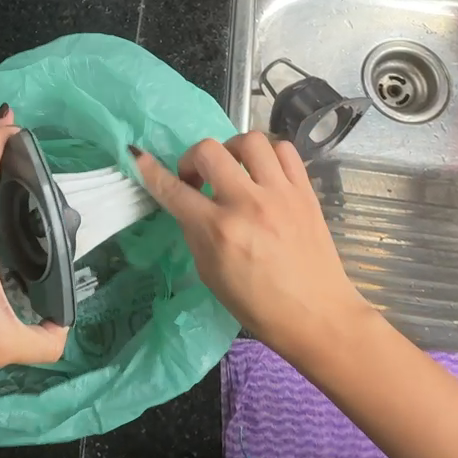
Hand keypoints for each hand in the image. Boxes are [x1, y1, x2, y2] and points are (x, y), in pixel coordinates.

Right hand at [131, 133, 374, 363]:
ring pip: (248, 140)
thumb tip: (189, 202)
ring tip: (233, 169)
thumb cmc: (258, 306)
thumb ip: (196, 231)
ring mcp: (280, 194)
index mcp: (220, 232)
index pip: (174, 191)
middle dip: (192, 159)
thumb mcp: (211, 274)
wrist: (318, 317)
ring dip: (231, 150)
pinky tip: (262, 172)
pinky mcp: (305, 191)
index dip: (150, 171)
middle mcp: (248, 205)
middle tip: (197, 179)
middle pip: (208, 151)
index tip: (138, 157)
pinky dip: (268, 154)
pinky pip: (284, 150)